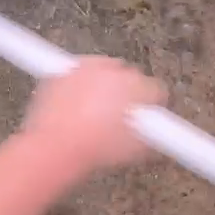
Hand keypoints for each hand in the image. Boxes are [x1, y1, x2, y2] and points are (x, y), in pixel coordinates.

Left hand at [21, 57, 161, 172]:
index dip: (151, 104)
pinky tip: (78, 102)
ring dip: (105, 84)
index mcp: (140, 88)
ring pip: (106, 69)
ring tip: (95, 109)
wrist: (58, 143)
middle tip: (119, 114)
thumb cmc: (94, 147)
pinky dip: (82, 81)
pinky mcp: (69, 67)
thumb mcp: (135, 148)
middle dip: (127, 92)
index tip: (146, 115)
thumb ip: (150, 133)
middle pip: (131, 76)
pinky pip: (81, 69)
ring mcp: (91, 66)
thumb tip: (150, 131)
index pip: (156, 89)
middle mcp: (117, 70)